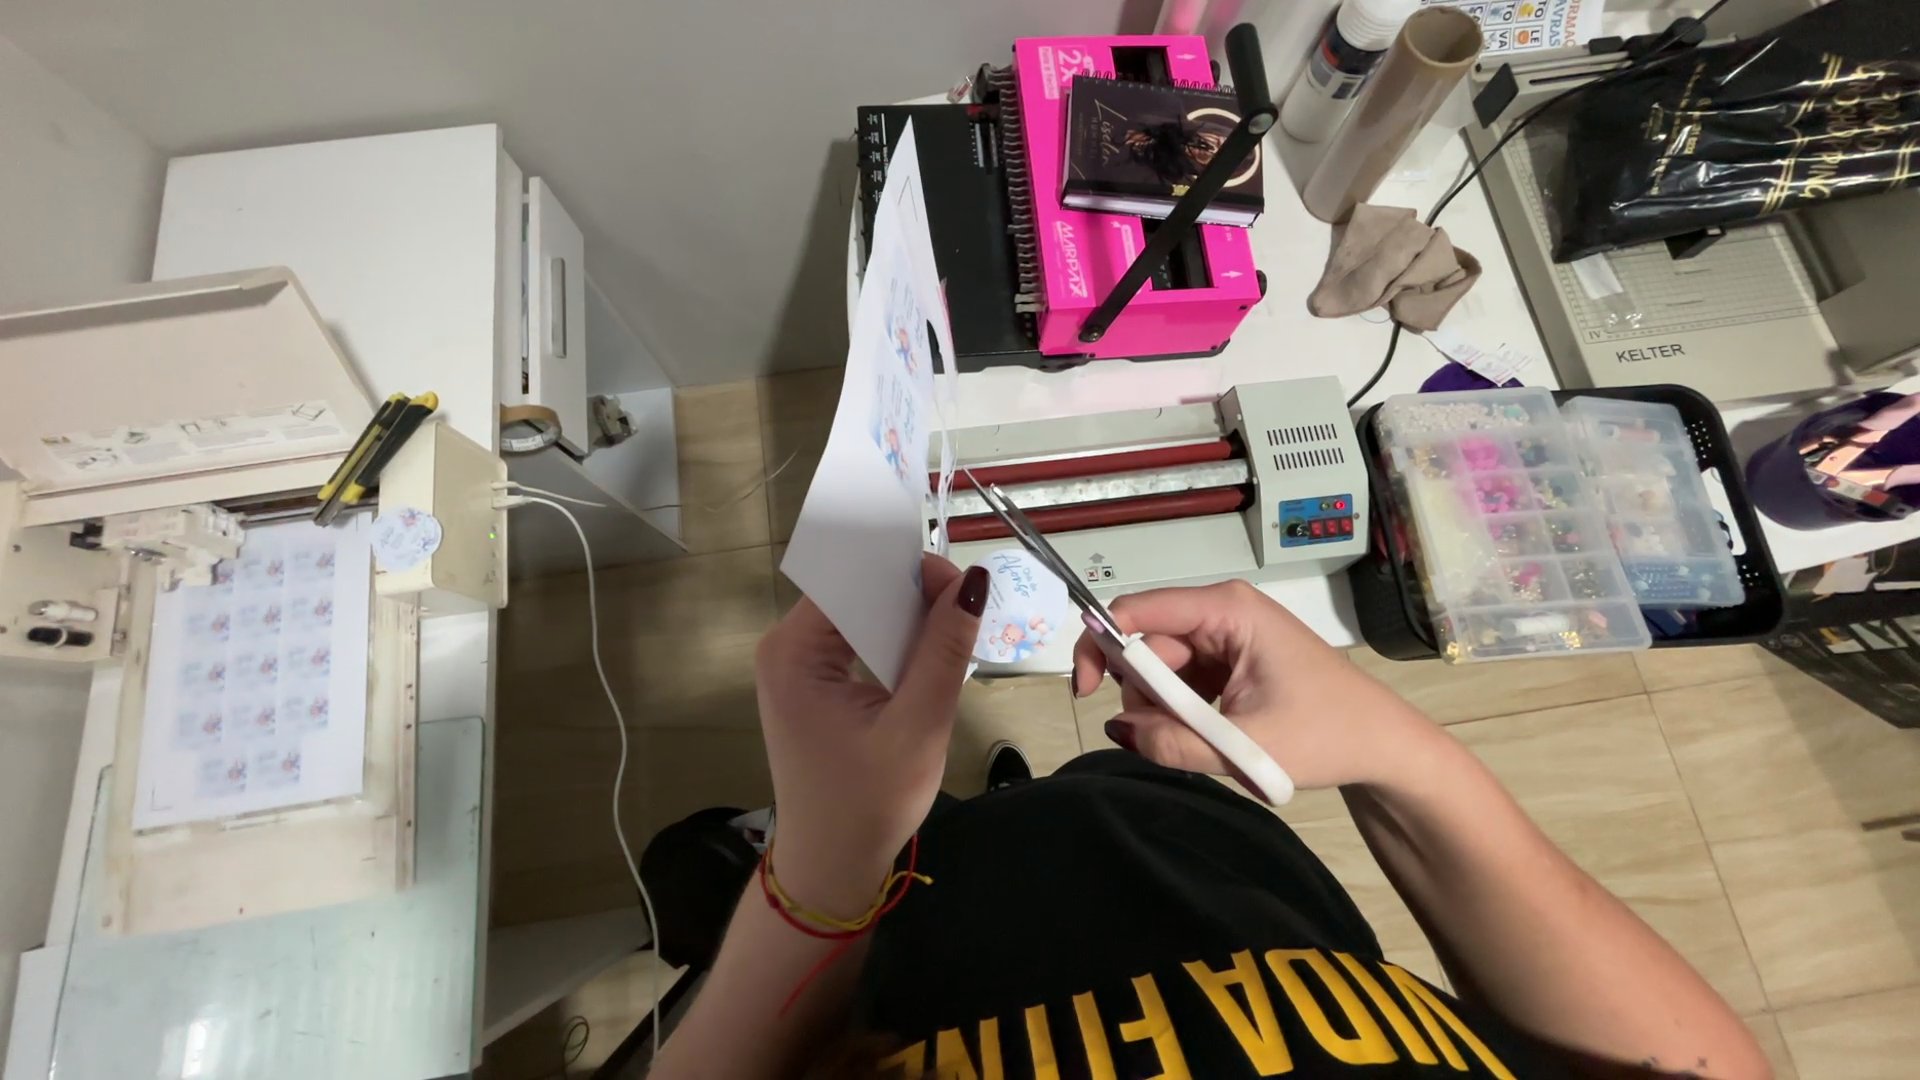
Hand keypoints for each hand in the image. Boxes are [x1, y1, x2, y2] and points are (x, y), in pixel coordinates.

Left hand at [754, 554, 988, 913]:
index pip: (854, 577)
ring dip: (910, 618)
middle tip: (966, 613)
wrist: (831, 868)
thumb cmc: (868, 805)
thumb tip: (973, 581)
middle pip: (857, 591)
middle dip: (914, 594)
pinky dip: (896, 642)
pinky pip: (859, 640)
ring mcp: (797, 666)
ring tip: (955, 632)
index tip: (962, 588)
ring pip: (862, 614)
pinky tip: (929, 654)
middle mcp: (785, 647)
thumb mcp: (917, 725)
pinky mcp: (814, 683)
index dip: (909, 570)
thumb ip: (944, 649)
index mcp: (793, 651)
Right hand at [1071, 580, 1433, 791]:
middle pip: (1146, 641)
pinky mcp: (1226, 659)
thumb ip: (1173, 742)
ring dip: (1161, 706)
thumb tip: (1116, 730)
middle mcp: (1219, 612)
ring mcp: (1223, 635)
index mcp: (1227, 610)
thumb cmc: (1328, 734)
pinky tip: (1207, 733)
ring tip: (1199, 741)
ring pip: (1159, 665)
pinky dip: (1178, 709)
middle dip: (1140, 691)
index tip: (1086, 690)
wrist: (1383, 747)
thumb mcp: (1247, 746)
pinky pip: (1179, 679)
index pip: (1138, 609)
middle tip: (1161, 737)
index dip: (1102, 643)